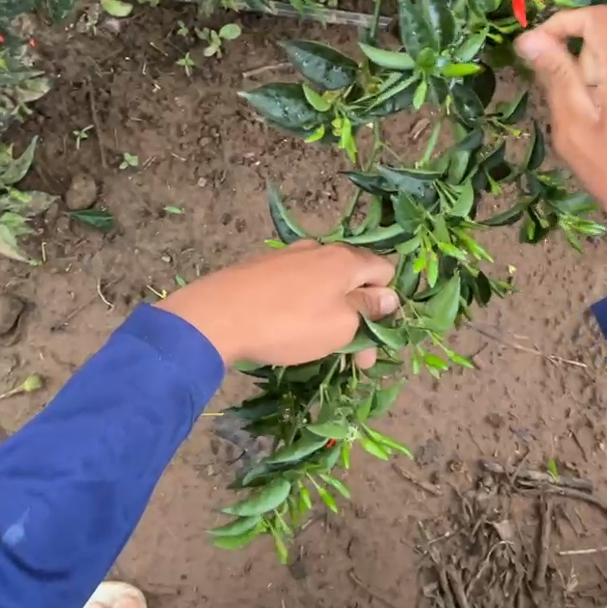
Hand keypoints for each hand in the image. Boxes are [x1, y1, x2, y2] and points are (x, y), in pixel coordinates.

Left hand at [157, 241, 399, 366]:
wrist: (217, 316)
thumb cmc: (289, 323)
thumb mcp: (340, 324)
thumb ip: (368, 309)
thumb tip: (389, 296)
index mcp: (344, 259)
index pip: (385, 269)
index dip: (387, 302)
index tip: (377, 334)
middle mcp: (319, 250)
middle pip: (354, 277)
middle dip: (360, 314)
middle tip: (355, 357)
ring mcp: (288, 257)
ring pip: (324, 283)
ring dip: (332, 313)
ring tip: (322, 347)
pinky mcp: (263, 269)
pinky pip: (298, 286)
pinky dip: (304, 306)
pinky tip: (291, 329)